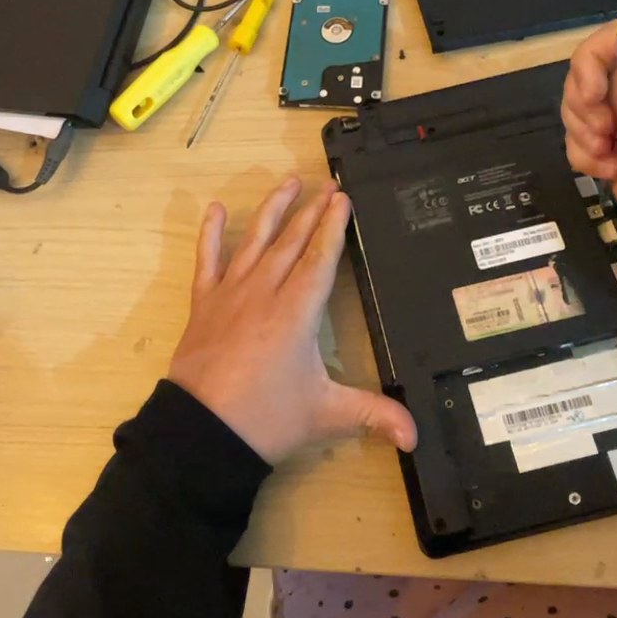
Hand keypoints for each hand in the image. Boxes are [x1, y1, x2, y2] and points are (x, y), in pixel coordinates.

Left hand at [167, 176, 417, 463]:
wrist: (200, 433)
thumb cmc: (266, 419)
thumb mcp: (325, 415)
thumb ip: (372, 415)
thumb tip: (416, 435)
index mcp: (296, 312)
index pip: (320, 258)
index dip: (333, 226)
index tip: (342, 198)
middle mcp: (265, 291)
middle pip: (292, 241)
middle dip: (312, 210)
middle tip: (327, 184)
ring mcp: (231, 293)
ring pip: (256, 240)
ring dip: (273, 209)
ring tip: (288, 182)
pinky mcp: (204, 303)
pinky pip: (207, 260)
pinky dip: (211, 234)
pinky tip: (216, 209)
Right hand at [561, 23, 616, 303]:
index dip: (594, 58)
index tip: (591, 94)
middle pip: (588, 73)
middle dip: (581, 103)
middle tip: (603, 133)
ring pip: (578, 109)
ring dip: (580, 133)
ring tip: (606, 158)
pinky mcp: (615, 157)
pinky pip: (580, 144)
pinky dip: (583, 158)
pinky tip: (608, 174)